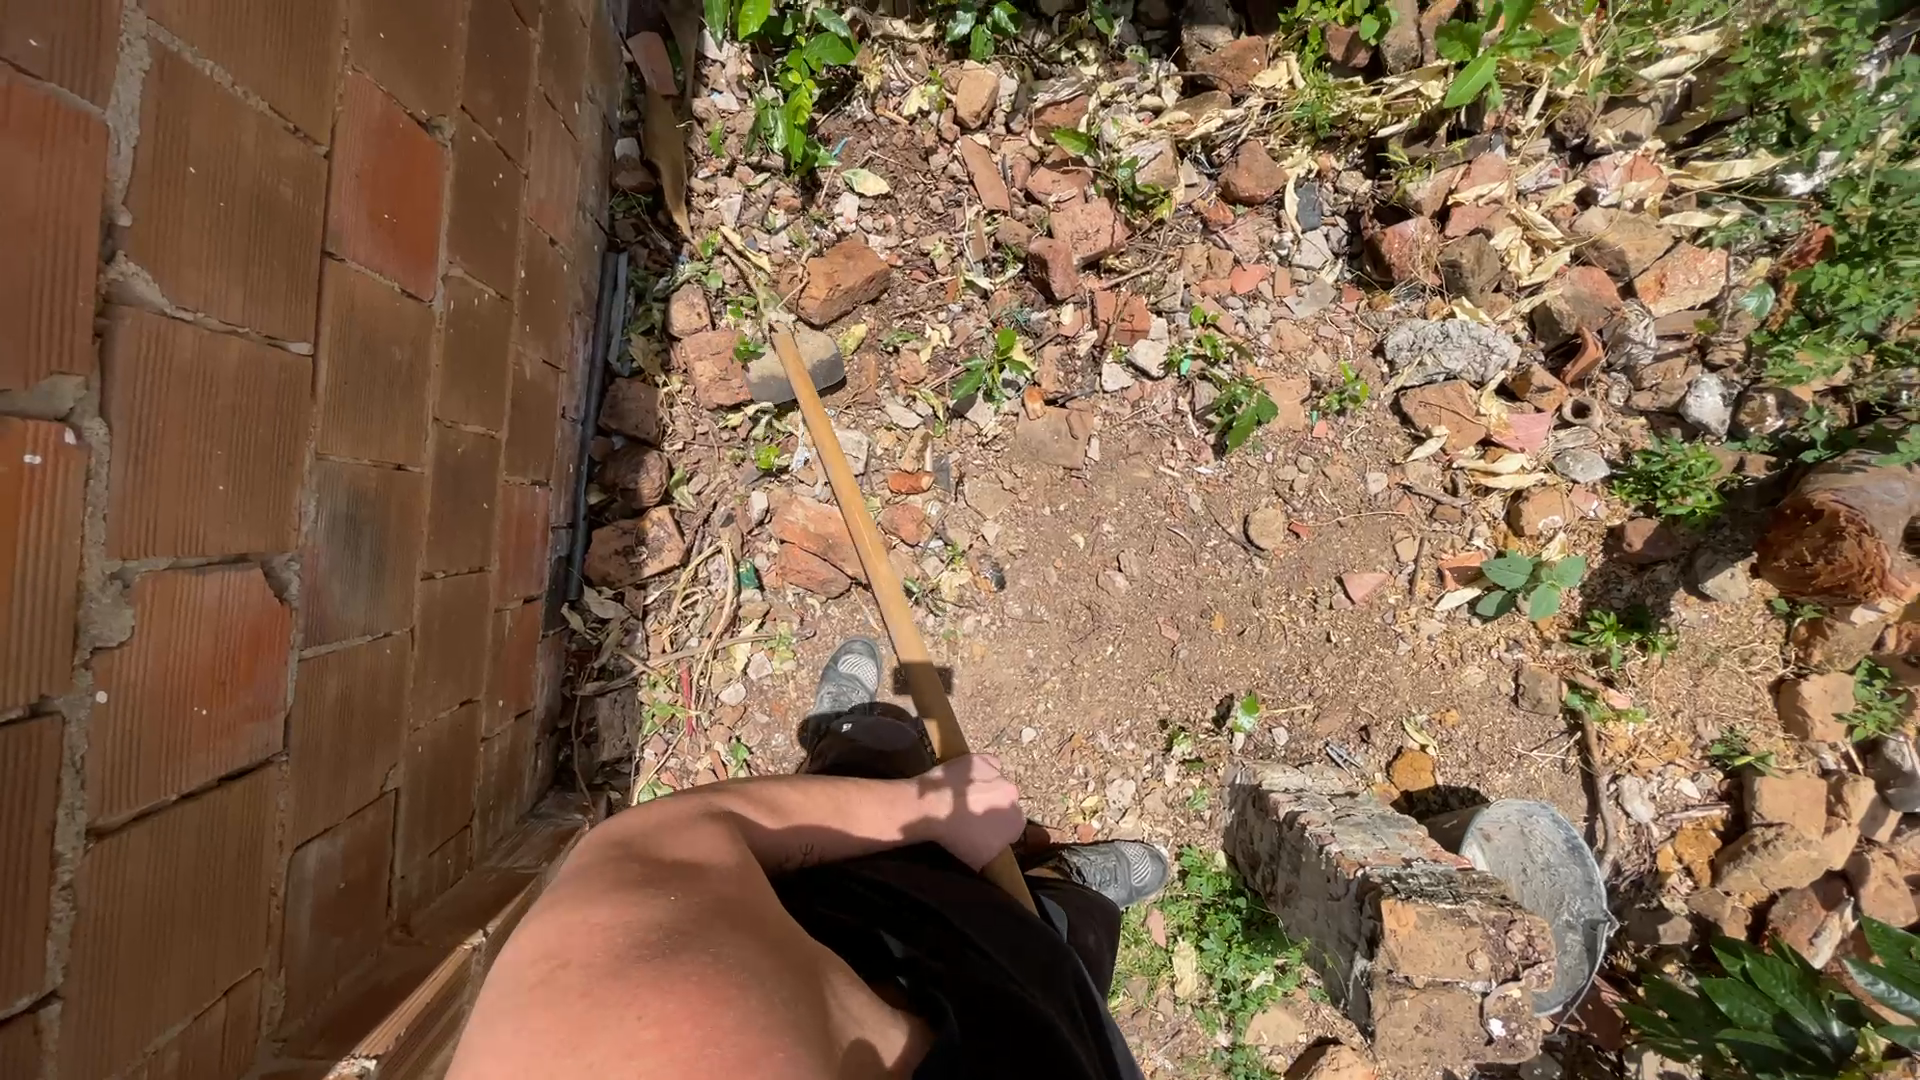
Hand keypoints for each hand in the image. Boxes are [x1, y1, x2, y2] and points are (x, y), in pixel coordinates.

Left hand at [907, 754, 1024, 870]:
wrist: (932, 807)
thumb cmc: (956, 836)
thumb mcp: (979, 859)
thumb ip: (995, 851)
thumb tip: (995, 847)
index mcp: (1016, 821)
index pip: (1014, 827)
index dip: (1001, 830)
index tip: (986, 832)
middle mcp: (1012, 795)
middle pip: (1007, 802)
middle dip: (995, 807)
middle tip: (974, 814)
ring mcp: (998, 774)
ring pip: (998, 783)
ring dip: (988, 789)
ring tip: (966, 797)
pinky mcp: (982, 760)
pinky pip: (988, 765)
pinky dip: (981, 771)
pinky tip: (967, 780)